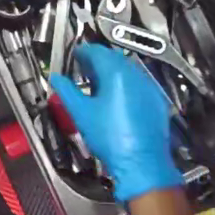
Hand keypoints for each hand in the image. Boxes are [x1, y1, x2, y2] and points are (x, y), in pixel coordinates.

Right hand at [51, 43, 180, 203]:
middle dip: (97, 62)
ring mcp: (149, 88)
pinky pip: (139, 86)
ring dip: (112, 74)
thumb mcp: (82, 114)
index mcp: (117, 74)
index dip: (83, 52)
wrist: (141, 163)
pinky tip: (116, 101)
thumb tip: (57, 80)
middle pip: (114, 59)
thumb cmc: (113, 140)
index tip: (76, 56)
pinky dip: (126, 87)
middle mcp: (136, 76)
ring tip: (97, 87)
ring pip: (128, 72)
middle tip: (83, 70)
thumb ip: (67, 92)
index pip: (98, 52)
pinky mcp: (157, 102)